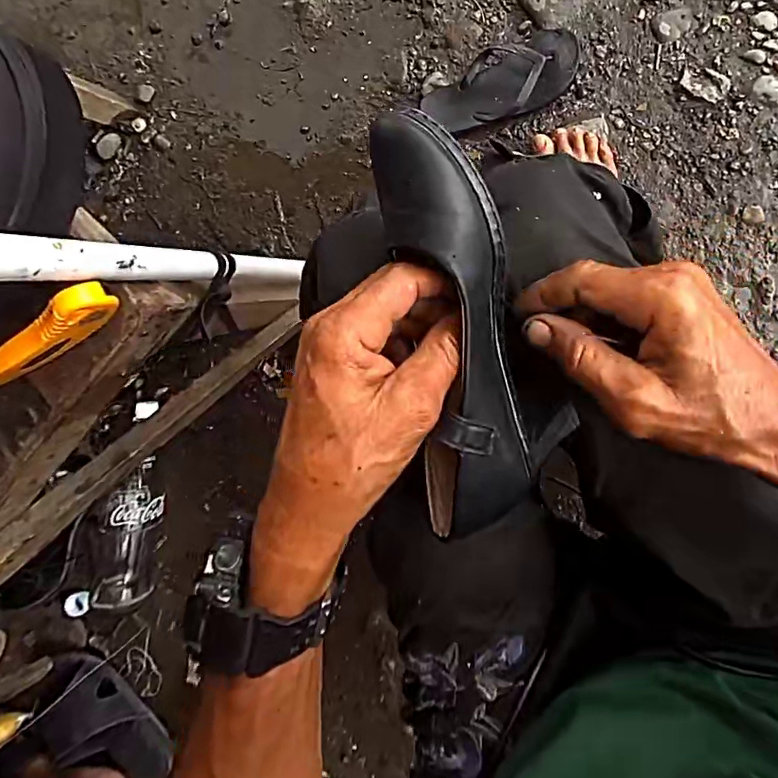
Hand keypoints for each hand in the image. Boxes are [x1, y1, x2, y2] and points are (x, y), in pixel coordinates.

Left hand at [252, 263, 459, 615]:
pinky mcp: (329, 356)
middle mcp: (324, 328)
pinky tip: (414, 367)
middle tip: (459, 328)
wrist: (312, 499)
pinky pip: (371, 330)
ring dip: (416, 324)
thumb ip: (444, 352)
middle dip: (431, 303)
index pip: (399, 278)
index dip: (440, 281)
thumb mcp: (412, 407)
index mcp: (340, 332)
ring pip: (382, 308)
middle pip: (389, 288)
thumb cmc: (344, 467)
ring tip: (439, 354)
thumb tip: (462, 320)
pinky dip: (398, 340)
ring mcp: (324, 341)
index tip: (466, 294)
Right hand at [516, 260, 777, 493]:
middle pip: (595, 280)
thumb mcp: (635, 400)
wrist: (771, 421)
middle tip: (548, 347)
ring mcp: (683, 280)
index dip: (542, 295)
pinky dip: (612, 319)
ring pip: (611, 288)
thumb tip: (541, 330)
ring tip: (589, 358)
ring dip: (589, 318)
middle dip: (565, 311)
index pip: (582, 278)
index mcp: (663, 296)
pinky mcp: (685, 292)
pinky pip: (631, 294)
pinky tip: (615, 351)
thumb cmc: (715, 417)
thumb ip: (582, 359)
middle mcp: (674, 276)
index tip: (519, 315)